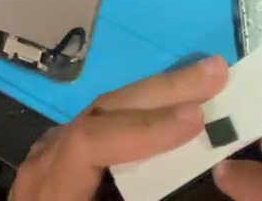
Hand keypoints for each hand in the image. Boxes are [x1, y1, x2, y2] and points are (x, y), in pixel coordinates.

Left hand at [11, 55, 229, 200]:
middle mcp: (45, 164)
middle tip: (217, 72)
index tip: (196, 119)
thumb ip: (145, 197)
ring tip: (204, 81)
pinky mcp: (62, 158)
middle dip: (162, 91)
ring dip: (156, 95)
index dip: (144, 129)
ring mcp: (50, 156)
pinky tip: (171, 104)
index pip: (91, 141)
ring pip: (104, 111)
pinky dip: (141, 113)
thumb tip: (201, 188)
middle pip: (100, 111)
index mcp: (51, 193)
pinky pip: (104, 124)